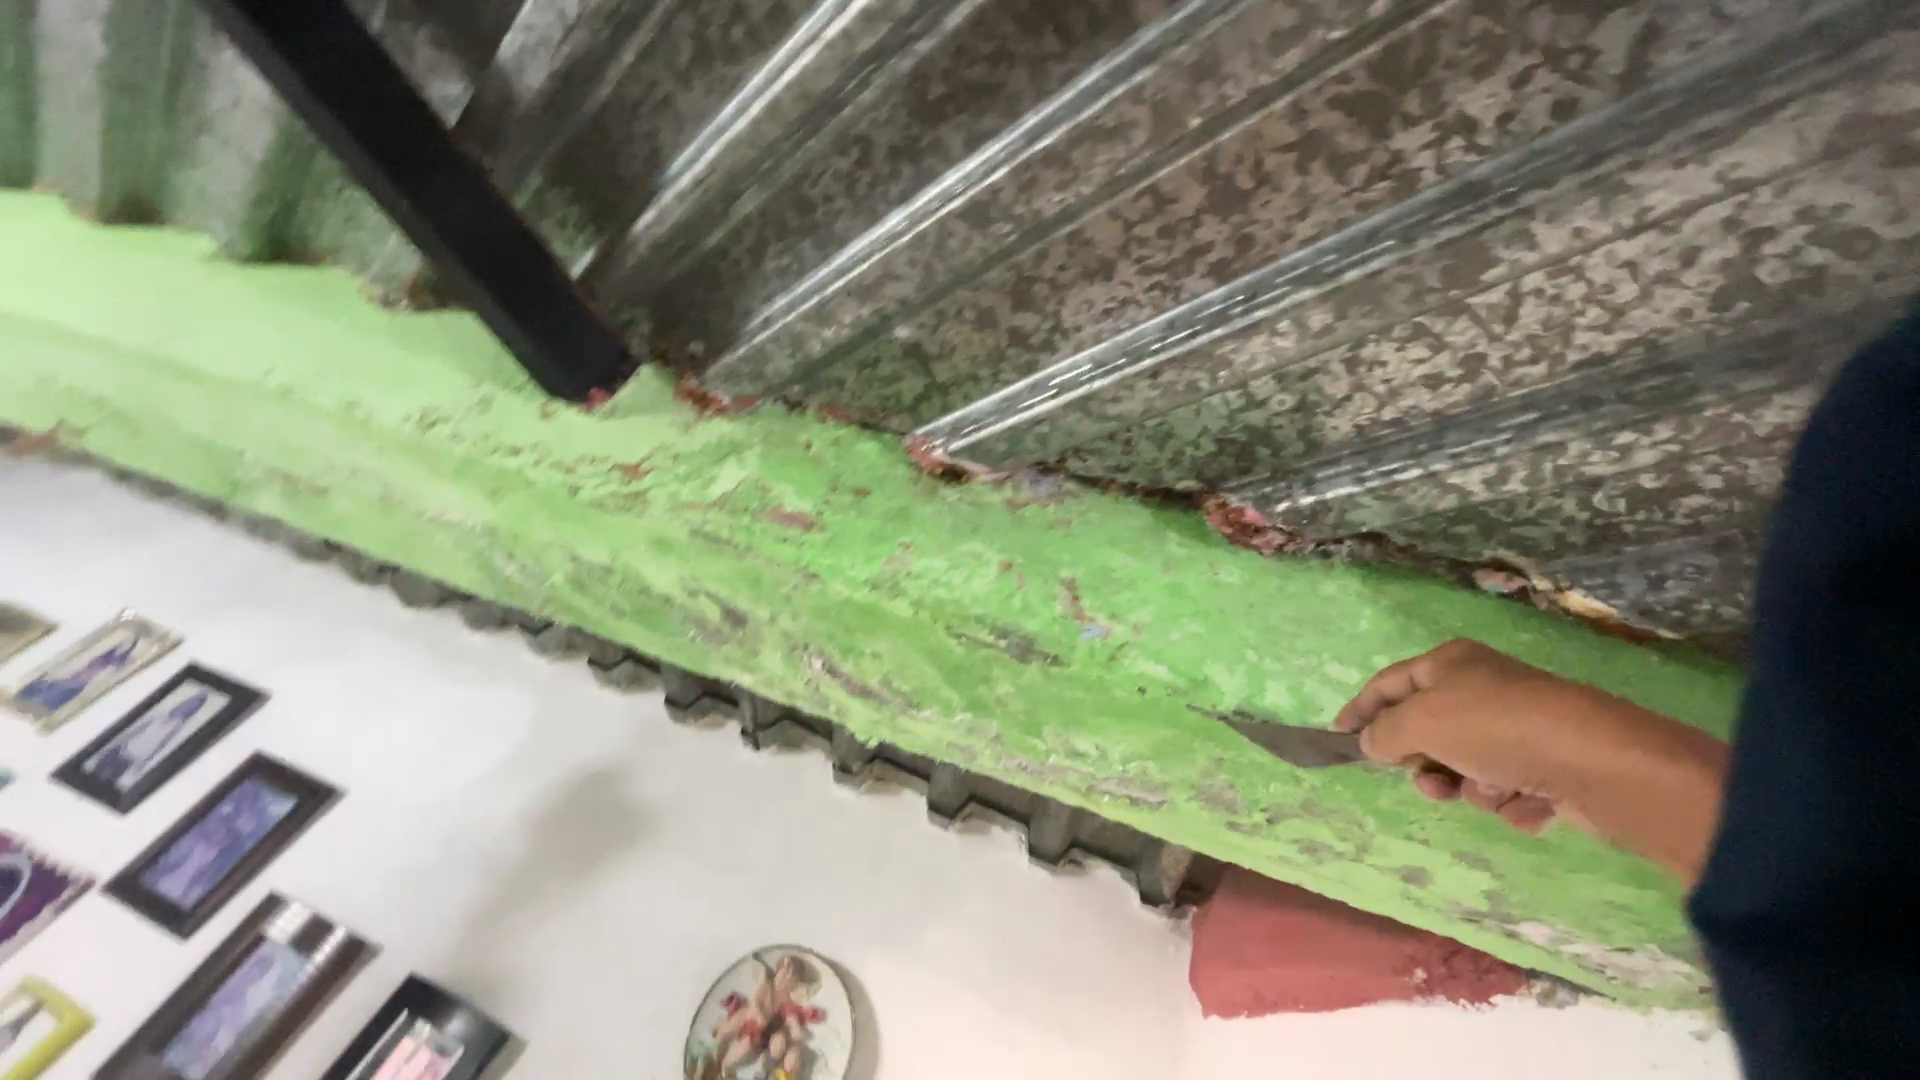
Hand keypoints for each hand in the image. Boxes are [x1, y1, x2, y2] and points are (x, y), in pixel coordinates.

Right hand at [1334, 639, 1730, 881]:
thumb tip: (1370, 742)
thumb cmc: (1497, 727)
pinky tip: (1529, 803)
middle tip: (1425, 780)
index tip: (1338, 736)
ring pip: (1465, 767)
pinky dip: (1511, 802)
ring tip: (1487, 793)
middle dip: (1424, 762)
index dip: (1360, 708)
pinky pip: (1507, 791)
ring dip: (1469, 787)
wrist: (1601, 765)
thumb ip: (1382, 733)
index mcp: (1451, 664)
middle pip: (1428, 731)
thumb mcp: (1420, 722)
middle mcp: (1483, 691)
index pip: (1389, 683)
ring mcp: (1518, 730)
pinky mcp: (1549, 768)